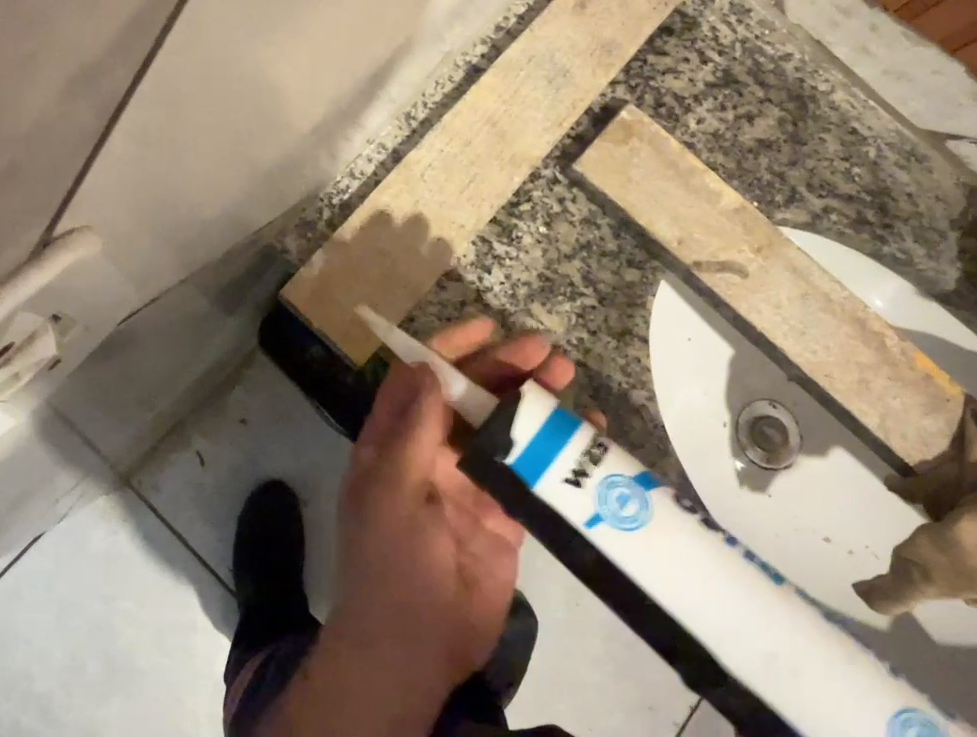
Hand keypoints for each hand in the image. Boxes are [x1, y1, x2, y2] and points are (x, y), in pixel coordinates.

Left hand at [329, 317, 577, 693]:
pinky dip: (556, 450)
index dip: (450, 348)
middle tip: (549, 354)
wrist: (413, 649)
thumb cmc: (391, 563)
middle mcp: (431, 454)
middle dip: (505, 370)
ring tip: (568, 379)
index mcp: (394, 442)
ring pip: (504, 428)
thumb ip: (412, 429)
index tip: (488, 327)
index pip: (420, 379)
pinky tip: (587, 431)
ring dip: (533, 402)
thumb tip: (429, 368)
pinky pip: (531, 472)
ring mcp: (470, 484)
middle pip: (469, 398)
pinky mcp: (504, 515)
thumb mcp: (390, 489)